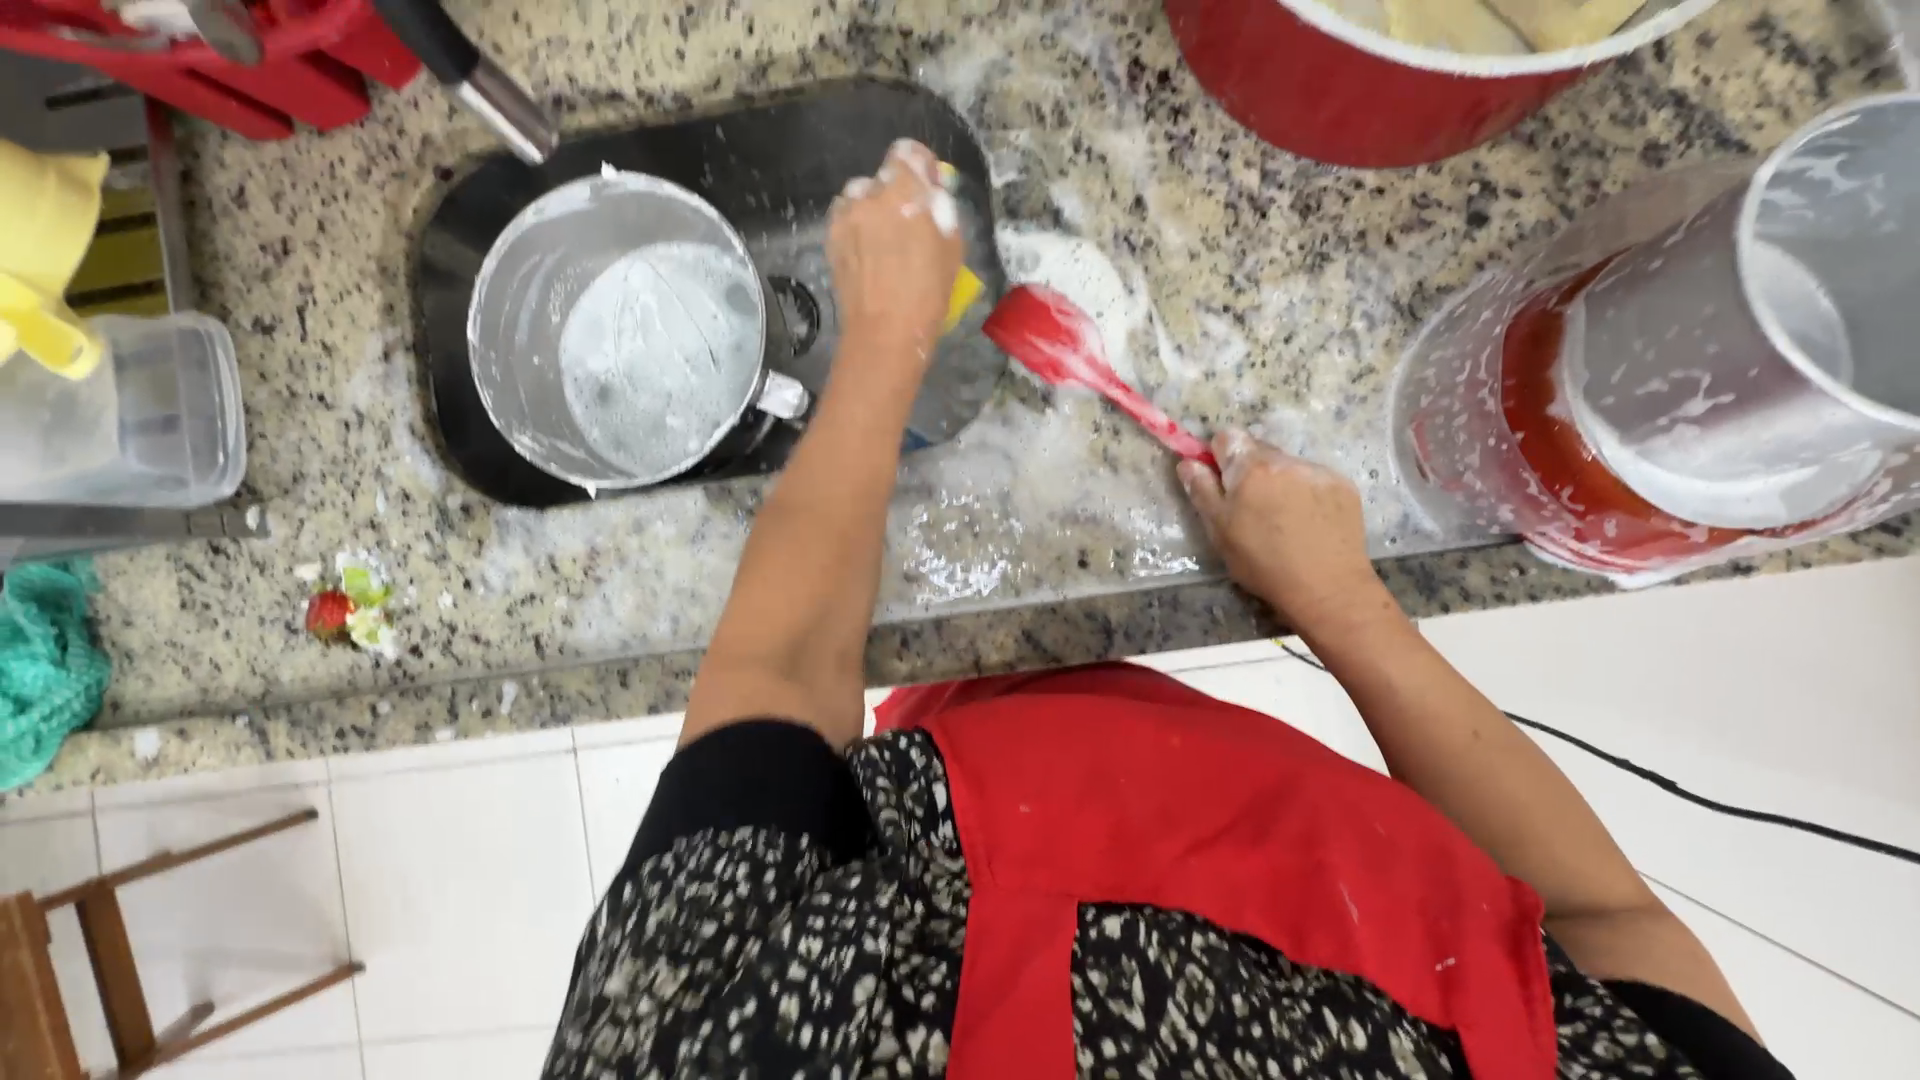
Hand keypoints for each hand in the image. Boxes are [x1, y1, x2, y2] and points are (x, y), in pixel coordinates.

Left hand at [827, 139, 965, 375]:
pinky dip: (856, 228)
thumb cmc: (928, 292)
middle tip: (908, 225)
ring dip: (872, 209)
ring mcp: (845, 216)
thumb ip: (941, 209)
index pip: (908, 151)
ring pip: (860, 197)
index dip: (920, 167)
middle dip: (897, 193)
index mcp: (905, 189)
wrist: (885, 331)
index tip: (928, 188)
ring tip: (884, 241)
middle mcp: (870, 193)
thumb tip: (931, 192)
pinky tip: (868, 254)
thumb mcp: (953, 247)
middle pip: (884, 176)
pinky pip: (845, 219)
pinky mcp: (830, 238)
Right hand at [1178, 429, 1393, 634]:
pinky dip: (1305, 493)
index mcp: (1250, 468)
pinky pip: (1313, 479)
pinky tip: (1307, 521)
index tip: (1219, 482)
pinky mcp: (1342, 486)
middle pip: (1258, 449)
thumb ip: (1202, 491)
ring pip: (1286, 465)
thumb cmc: (1262, 562)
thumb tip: (1188, 462)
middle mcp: (1285, 460)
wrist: (1326, 586)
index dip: (1218, 456)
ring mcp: (1317, 471)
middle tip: (1249, 507)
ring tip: (1281, 518)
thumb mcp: (1220, 531)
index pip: (1227, 437)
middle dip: (1248, 471)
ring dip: (1277, 482)